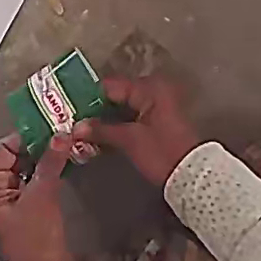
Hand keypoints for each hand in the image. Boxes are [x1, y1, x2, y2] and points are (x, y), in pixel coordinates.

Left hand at [0, 133, 77, 260]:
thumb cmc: (36, 239)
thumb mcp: (42, 196)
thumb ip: (50, 163)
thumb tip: (61, 134)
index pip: (3, 149)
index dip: (25, 137)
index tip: (50, 127)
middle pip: (16, 156)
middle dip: (38, 144)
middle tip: (63, 131)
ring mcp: (14, 198)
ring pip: (28, 166)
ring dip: (46, 156)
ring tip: (67, 143)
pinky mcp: (30, 205)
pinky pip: (37, 178)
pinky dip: (50, 168)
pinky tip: (66, 160)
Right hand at [74, 76, 201, 187]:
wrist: (192, 175)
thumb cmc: (162, 152)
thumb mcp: (130, 140)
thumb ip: (102, 130)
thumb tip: (76, 127)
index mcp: (149, 88)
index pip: (110, 86)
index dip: (88, 95)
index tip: (67, 105)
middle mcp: (154, 90)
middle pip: (116, 95)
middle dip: (95, 107)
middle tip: (71, 118)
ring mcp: (157, 105)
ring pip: (123, 106)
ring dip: (105, 117)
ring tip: (80, 128)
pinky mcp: (157, 120)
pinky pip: (131, 116)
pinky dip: (117, 124)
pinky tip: (99, 134)